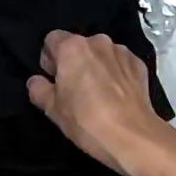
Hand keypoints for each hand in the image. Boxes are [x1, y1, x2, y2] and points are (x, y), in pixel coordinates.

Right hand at [26, 30, 173, 175]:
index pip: (52, 40)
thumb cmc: (86, 120)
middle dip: (74, 63)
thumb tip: (36, 82)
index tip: (53, 80)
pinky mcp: (139, 64)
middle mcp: (98, 41)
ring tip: (98, 95)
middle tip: (73, 90)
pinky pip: (120, 64)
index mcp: (72, 47)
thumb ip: (39, 90)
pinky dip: (116, 74)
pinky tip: (116, 96)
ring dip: (96, 67)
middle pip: (78, 46)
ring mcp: (122, 51)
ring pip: (101, 54)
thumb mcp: (53, 110)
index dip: (49, 59)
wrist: (132, 135)